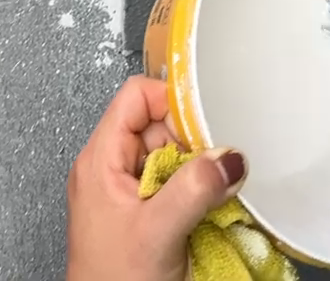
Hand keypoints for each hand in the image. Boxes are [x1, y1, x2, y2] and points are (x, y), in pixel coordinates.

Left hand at [66, 76, 248, 280]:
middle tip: (212, 165)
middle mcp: (109, 167)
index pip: (136, 97)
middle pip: (156, 123)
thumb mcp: (157, 232)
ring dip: (194, 168)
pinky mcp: (140, 212)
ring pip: (168, 153)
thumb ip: (194, 189)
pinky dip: (192, 189)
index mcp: (100, 158)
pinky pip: (171, 181)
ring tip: (209, 191)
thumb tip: (230, 156)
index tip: (204, 121)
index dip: (171, 101)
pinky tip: (204, 207)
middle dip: (190, 140)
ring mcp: (124, 190)